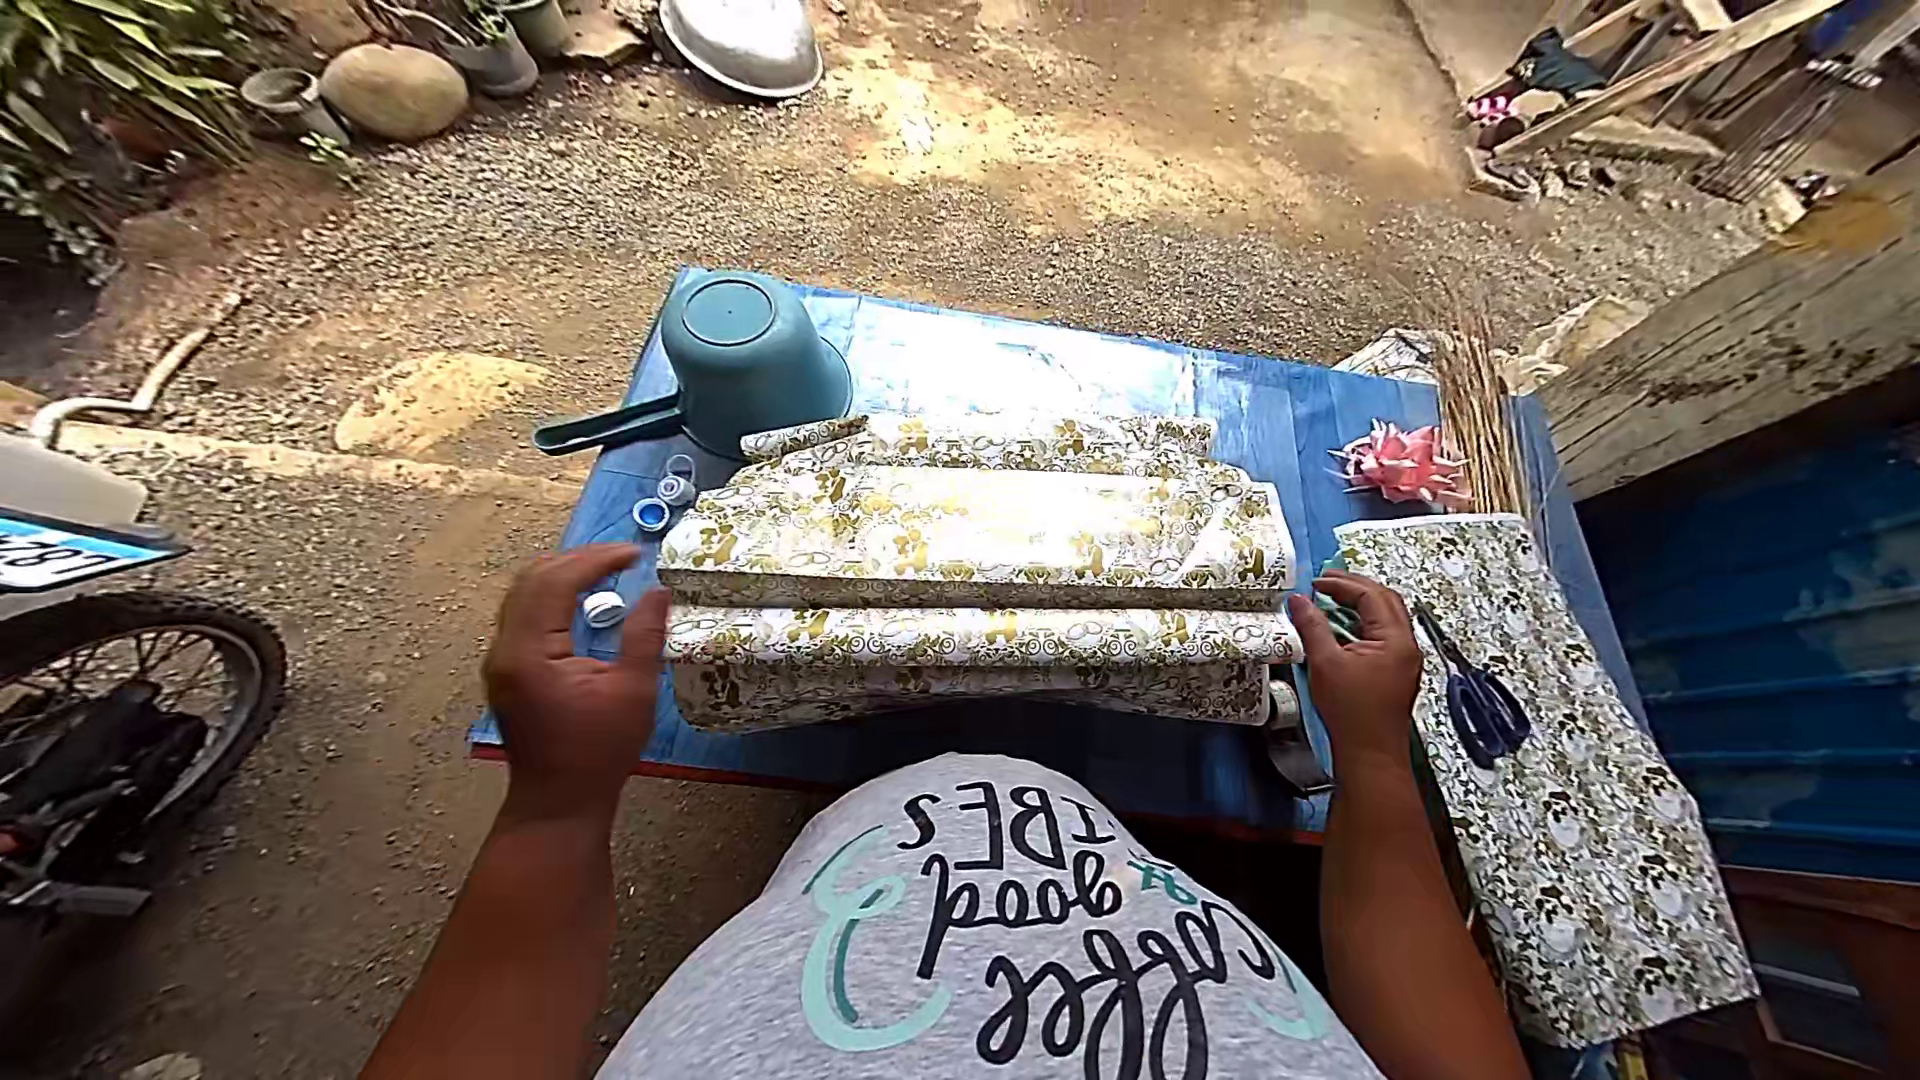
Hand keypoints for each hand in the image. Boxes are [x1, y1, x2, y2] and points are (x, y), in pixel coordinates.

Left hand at [482, 544, 669, 818]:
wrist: (560, 800)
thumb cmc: (600, 748)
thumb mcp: (634, 689)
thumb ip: (645, 635)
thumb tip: (659, 591)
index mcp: (530, 654)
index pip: (554, 583)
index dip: (595, 560)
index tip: (635, 554)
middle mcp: (505, 651)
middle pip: (531, 580)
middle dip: (578, 558)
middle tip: (623, 555)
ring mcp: (502, 661)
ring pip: (523, 594)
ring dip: (564, 573)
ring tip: (608, 567)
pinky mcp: (509, 670)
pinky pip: (525, 613)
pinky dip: (555, 594)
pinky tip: (585, 597)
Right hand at [1286, 570, 1423, 767]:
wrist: (1369, 750)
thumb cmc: (1350, 709)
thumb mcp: (1324, 662)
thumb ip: (1312, 626)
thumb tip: (1299, 600)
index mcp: (1395, 640)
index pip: (1372, 596)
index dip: (1342, 584)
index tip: (1315, 583)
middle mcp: (1406, 645)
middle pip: (1385, 600)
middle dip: (1354, 586)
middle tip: (1323, 581)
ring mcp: (1402, 658)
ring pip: (1385, 616)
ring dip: (1358, 602)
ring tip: (1327, 598)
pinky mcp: (1394, 669)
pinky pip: (1380, 633)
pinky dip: (1359, 621)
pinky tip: (1338, 624)